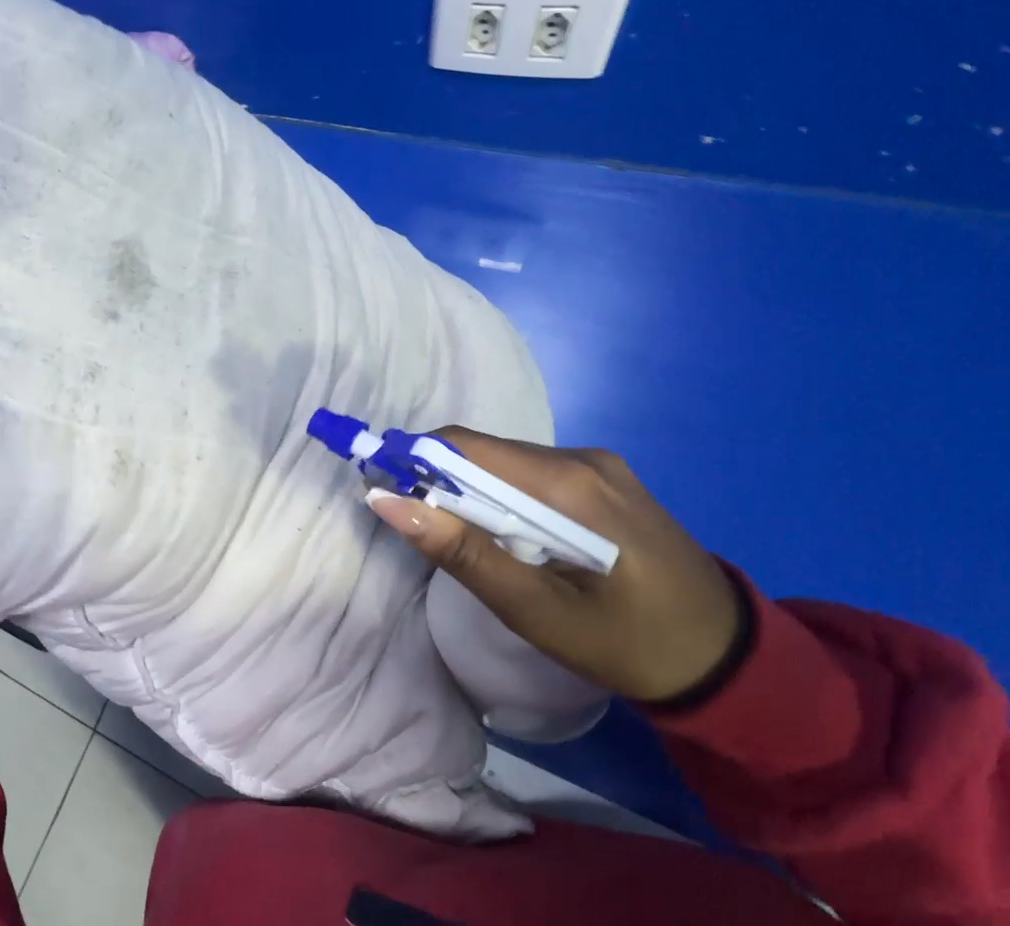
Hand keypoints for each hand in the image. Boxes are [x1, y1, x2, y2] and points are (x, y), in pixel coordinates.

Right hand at [368, 428, 744, 703]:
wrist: (728, 660)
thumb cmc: (626, 643)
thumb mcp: (533, 609)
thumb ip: (459, 551)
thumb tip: (384, 500)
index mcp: (568, 484)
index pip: (463, 447)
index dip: (410, 461)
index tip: (379, 491)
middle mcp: (583, 459)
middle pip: (482, 452)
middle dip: (438, 481)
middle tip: (421, 533)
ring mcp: (600, 468)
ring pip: (505, 463)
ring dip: (470, 493)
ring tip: (464, 544)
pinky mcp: (606, 483)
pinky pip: (532, 475)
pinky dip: (502, 499)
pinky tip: (507, 539)